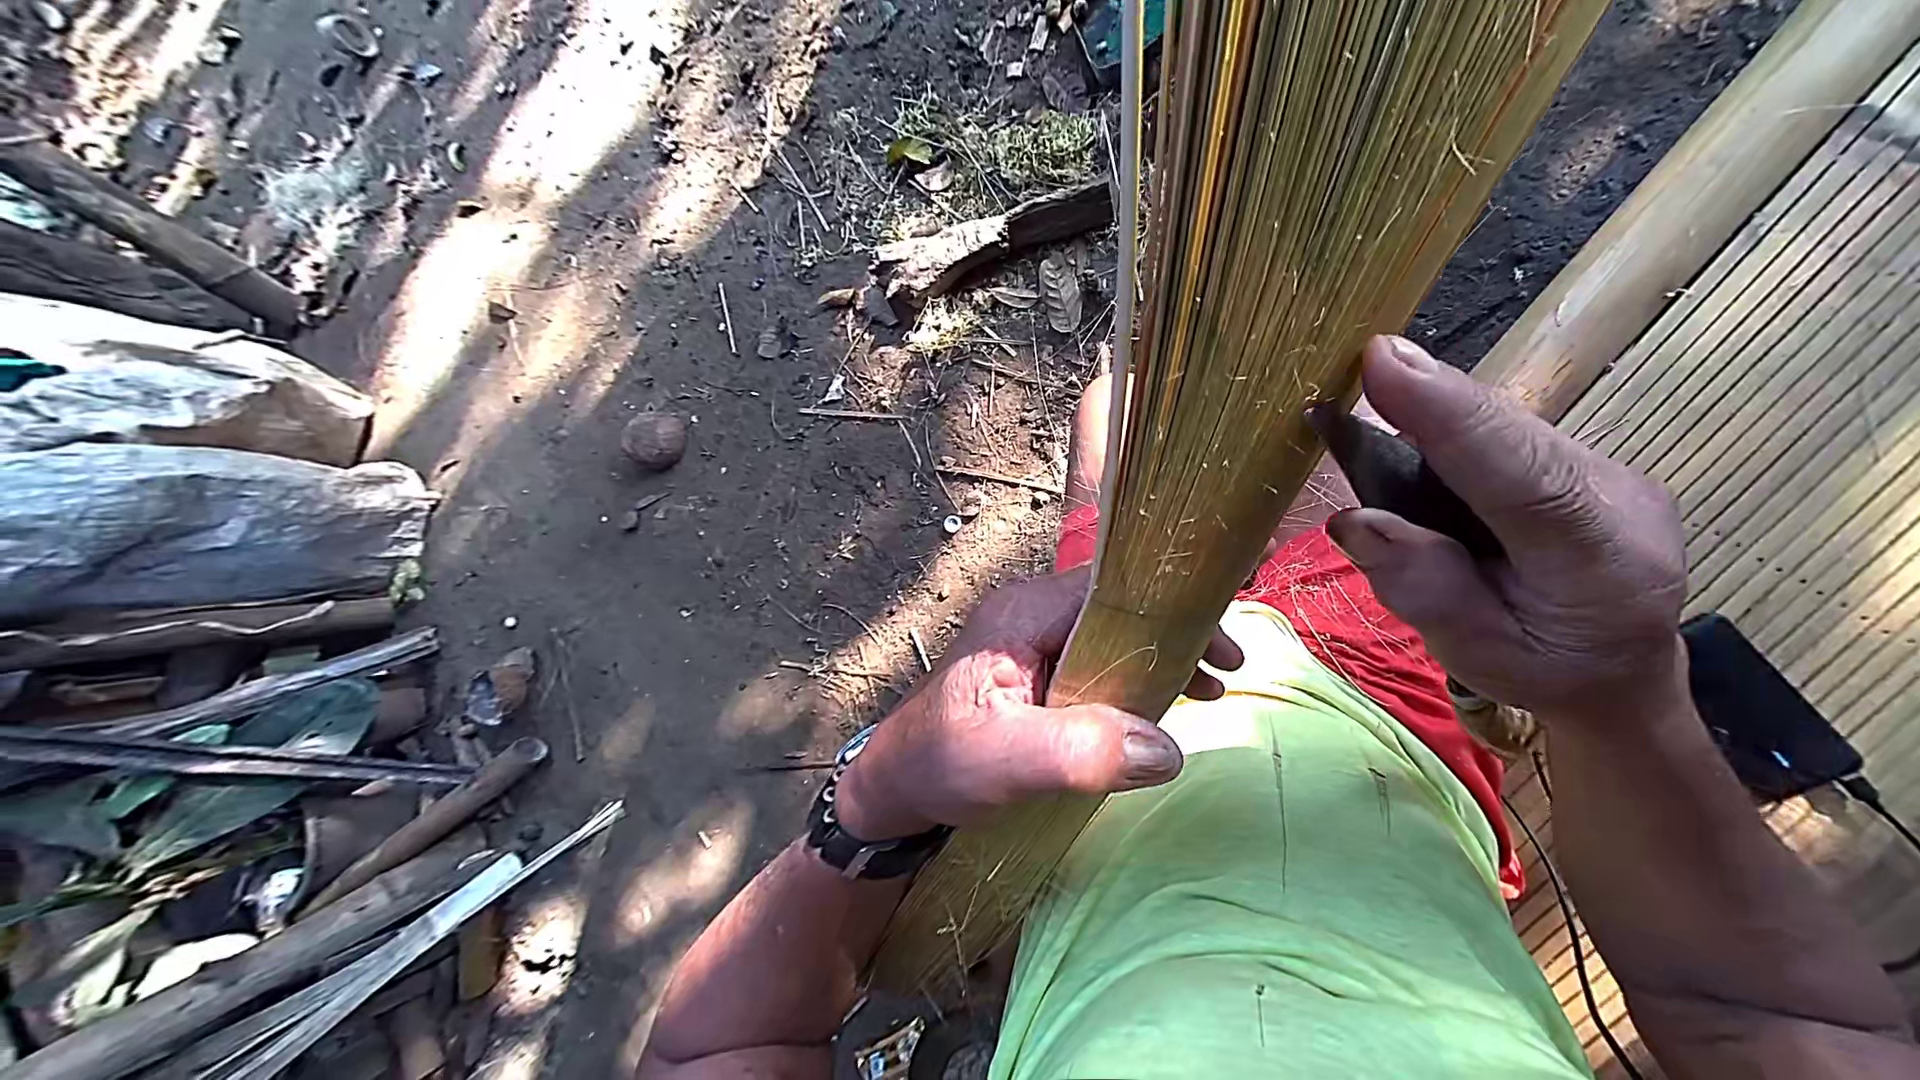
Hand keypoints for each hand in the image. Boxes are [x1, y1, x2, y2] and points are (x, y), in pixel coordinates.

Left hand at [834, 566, 1242, 838]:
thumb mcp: (1003, 760)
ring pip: (1110, 633)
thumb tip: (1164, 748)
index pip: (1112, 590)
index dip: (1170, 613)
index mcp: (1023, 613)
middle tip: (1222, 671)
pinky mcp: (1032, 668)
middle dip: (1174, 634)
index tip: (1218, 651)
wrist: (895, 783)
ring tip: (1205, 688)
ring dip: (1157, 657)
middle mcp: (1029, 614)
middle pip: (1118, 607)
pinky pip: (1095, 658)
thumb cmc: (937, 764)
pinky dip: (1131, 676)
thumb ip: (1076, 750)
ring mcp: (1030, 639)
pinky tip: (1157, 704)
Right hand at [1326, 335, 1688, 724]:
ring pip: (1501, 425)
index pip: (1519, 474)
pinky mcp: (1576, 460)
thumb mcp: (1471, 651)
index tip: (1382, 361)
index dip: (1447, 415)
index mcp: (1597, 558)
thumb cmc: (1540, 670)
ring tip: (1371, 390)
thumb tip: (1354, 520)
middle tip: (1356, 365)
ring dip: (1432, 409)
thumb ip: (1420, 587)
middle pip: (1506, 434)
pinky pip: (1498, 432)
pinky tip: (1407, 412)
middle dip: (1431, 400)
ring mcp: (1602, 470)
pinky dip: (1445, 423)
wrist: (1615, 670)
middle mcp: (1614, 495)